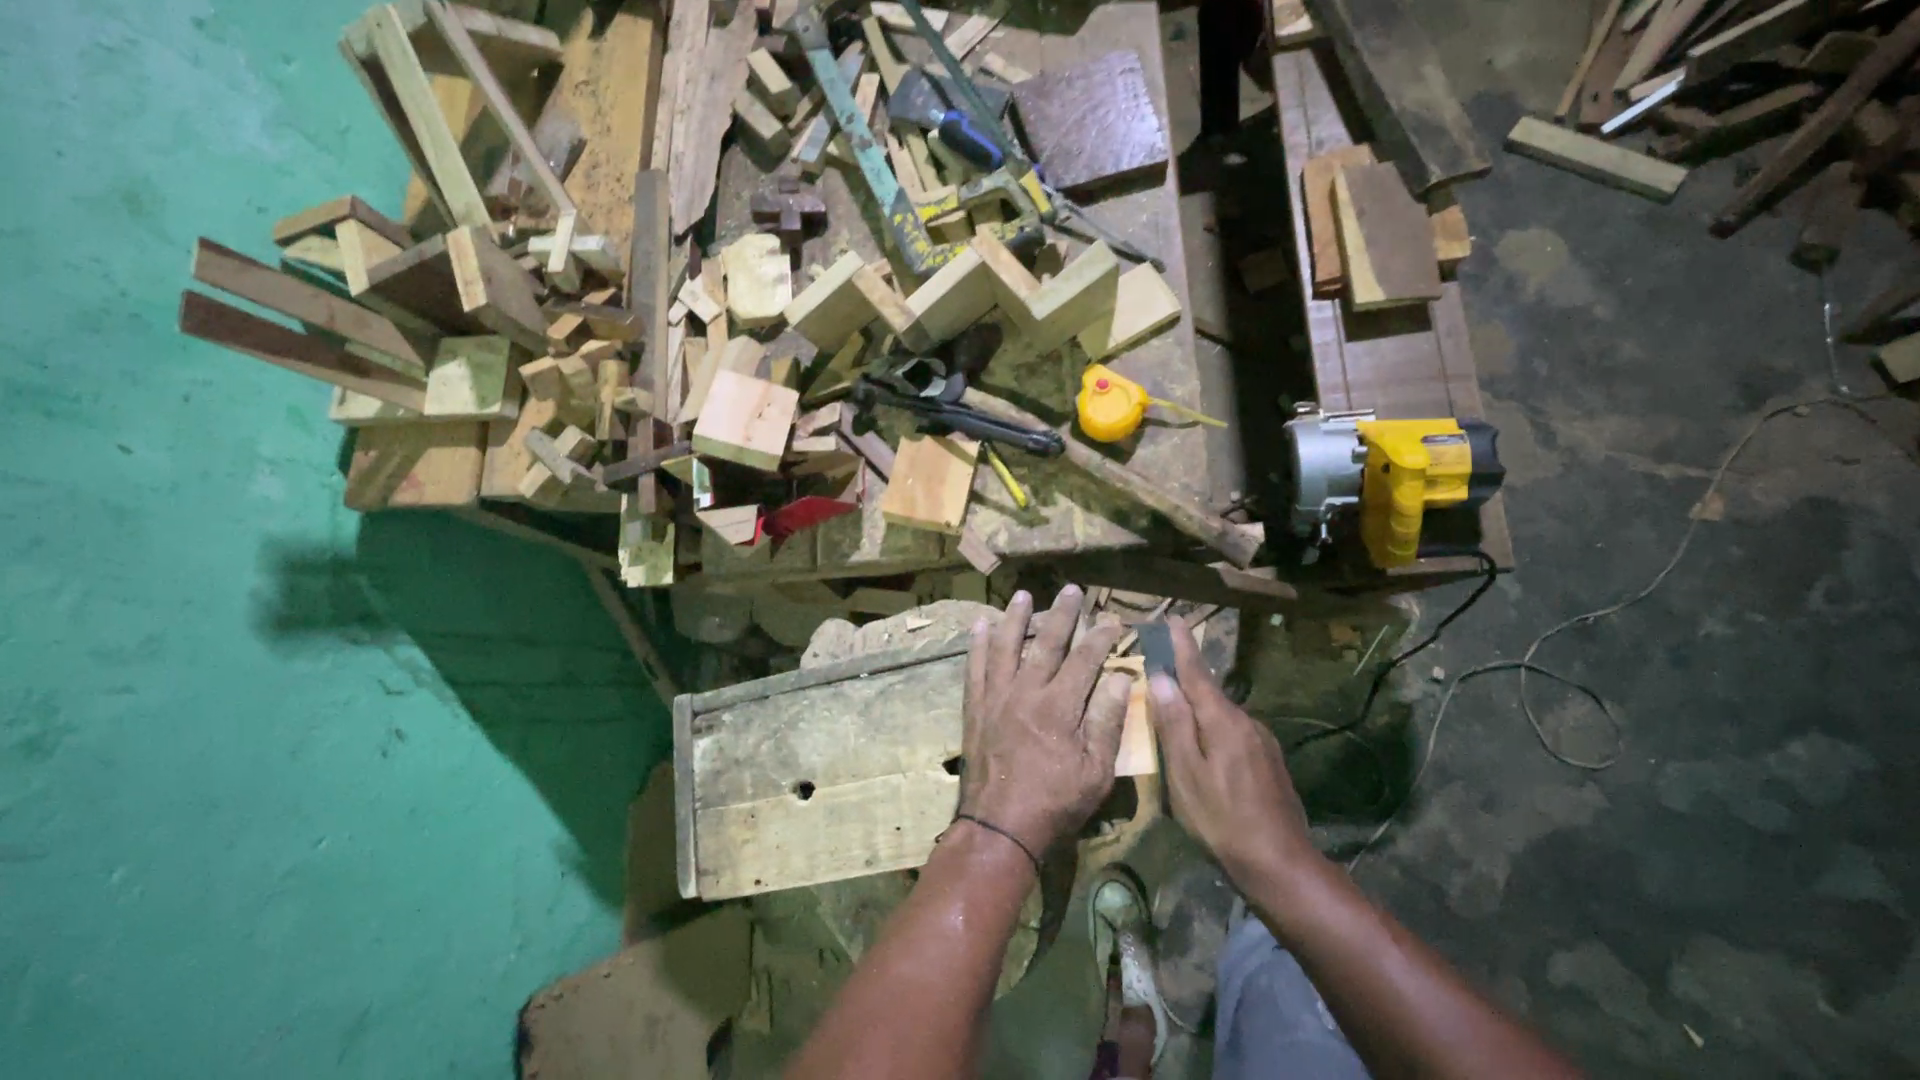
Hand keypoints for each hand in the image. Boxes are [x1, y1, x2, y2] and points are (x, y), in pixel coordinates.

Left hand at [960, 586, 1132, 856]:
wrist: (999, 827)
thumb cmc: (1055, 803)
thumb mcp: (1096, 770)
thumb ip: (1107, 721)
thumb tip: (1119, 677)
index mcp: (1060, 706)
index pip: (1086, 660)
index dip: (1101, 637)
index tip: (1114, 620)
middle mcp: (1026, 692)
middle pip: (1047, 643)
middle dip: (1062, 614)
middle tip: (1072, 590)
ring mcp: (996, 698)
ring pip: (1006, 647)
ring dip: (1016, 619)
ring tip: (1022, 596)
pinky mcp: (976, 709)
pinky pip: (975, 668)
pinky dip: (977, 645)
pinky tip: (979, 626)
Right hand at [1147, 617, 1318, 892]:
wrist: (1279, 862)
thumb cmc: (1221, 820)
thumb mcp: (1185, 774)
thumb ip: (1174, 724)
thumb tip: (1161, 678)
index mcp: (1222, 721)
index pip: (1197, 673)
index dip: (1182, 647)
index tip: (1173, 618)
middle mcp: (1246, 722)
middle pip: (1208, 693)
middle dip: (1184, 680)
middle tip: (1159, 670)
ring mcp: (1262, 743)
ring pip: (1221, 717)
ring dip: (1198, 711)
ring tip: (1173, 717)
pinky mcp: (1269, 763)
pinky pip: (1233, 736)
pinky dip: (1212, 733)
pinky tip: (1202, 753)